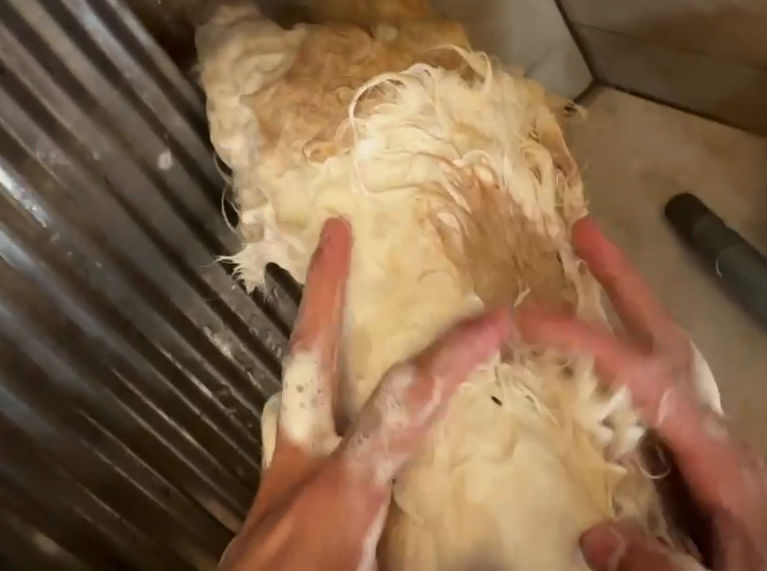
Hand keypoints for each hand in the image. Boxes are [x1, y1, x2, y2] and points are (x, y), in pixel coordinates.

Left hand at [221, 218, 512, 570]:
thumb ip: (442, 559)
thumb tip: (501, 545)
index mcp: (338, 497)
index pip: (402, 407)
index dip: (451, 359)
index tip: (493, 320)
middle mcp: (298, 475)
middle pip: (309, 360)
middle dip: (324, 290)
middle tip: (335, 229)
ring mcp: (274, 487)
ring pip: (292, 391)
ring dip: (314, 339)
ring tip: (332, 298)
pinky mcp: (266, 510)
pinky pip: (291, 432)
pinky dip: (314, 403)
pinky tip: (333, 409)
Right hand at [516, 218, 766, 570]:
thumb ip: (664, 568)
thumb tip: (590, 534)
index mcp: (723, 460)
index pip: (649, 380)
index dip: (588, 343)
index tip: (531, 319)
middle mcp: (721, 437)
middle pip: (668, 341)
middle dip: (624, 284)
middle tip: (583, 233)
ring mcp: (718, 447)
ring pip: (670, 360)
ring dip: (629, 311)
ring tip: (588, 274)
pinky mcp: (713, 465)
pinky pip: (664, 392)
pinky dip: (633, 353)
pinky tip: (603, 368)